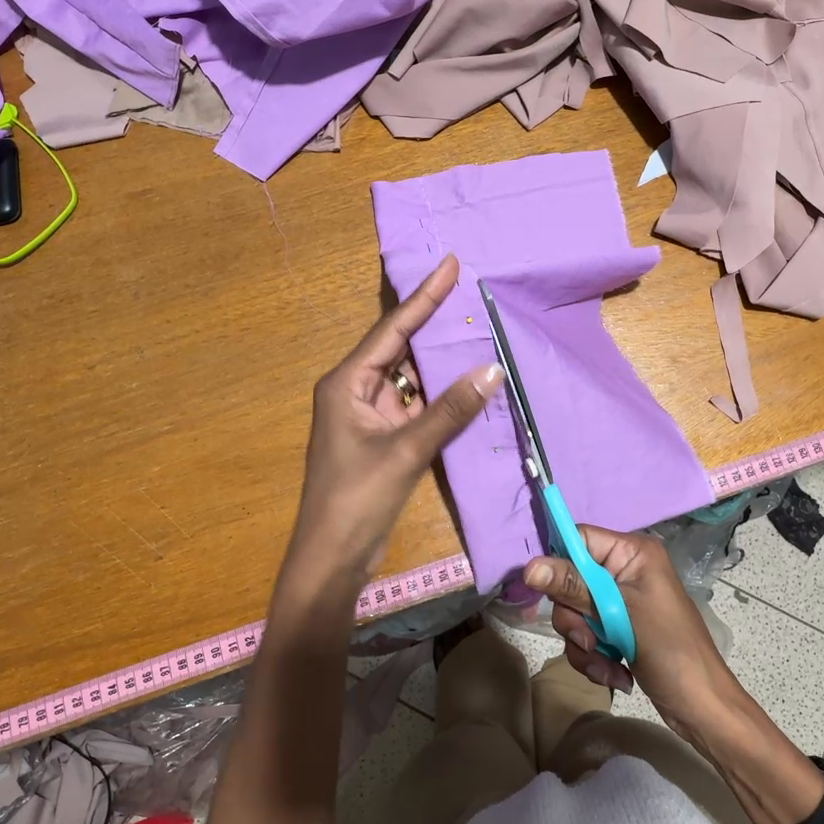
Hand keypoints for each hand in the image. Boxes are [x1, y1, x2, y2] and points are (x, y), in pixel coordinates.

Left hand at [291, 255, 502, 584]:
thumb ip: (450, 410)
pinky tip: (467, 384)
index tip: (449, 263)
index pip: (392, 329)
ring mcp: (368, 416)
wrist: (331, 559)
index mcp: (346, 383)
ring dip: (440, 361)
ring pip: (410, 377)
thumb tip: (492, 368)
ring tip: (476, 330)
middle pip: (400, 347)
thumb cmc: (357, 500)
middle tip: (468, 291)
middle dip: (433, 322)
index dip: (424, 296)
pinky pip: (415, 405)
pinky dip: (440, 396)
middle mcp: (355, 391)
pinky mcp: (381, 439)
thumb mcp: (406, 451)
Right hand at [524, 525, 742, 740]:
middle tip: (590, 641)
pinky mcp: (619, 629)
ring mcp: (622, 602)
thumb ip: (574, 587)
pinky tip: (617, 675)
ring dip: (585, 646)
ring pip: (575, 613)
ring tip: (608, 667)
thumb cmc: (670, 650)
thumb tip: (529, 566)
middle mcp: (625, 570)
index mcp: (633, 552)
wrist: (702, 707)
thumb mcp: (620, 615)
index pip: (579, 539)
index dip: (559, 564)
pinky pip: (587, 636)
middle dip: (576, 619)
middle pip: (571, 581)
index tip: (547, 594)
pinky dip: (595, 658)